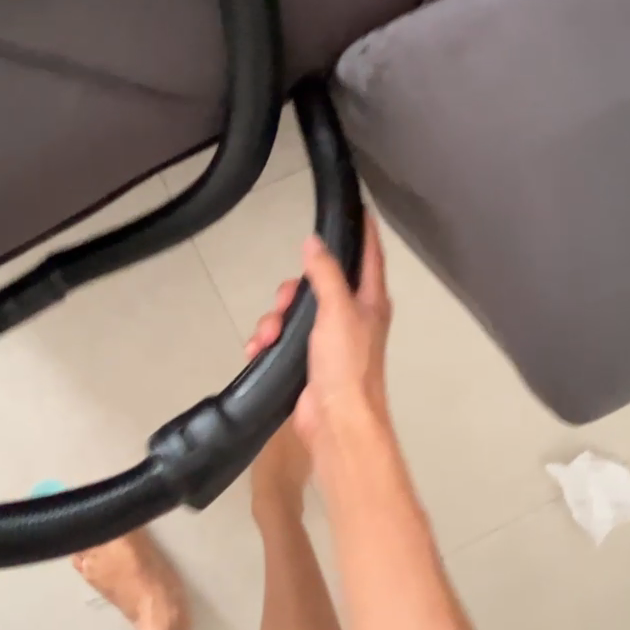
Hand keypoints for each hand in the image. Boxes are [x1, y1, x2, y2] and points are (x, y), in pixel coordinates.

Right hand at [245, 216, 393, 453]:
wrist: (336, 423)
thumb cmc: (347, 364)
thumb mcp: (337, 310)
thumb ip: (326, 273)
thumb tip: (314, 242)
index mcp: (370, 300)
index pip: (370, 254)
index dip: (364, 230)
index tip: (357, 206)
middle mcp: (352, 315)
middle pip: (319, 282)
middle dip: (293, 290)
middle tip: (284, 302)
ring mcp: (329, 339)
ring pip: (295, 311)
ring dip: (274, 320)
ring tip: (266, 338)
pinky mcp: (307, 360)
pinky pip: (282, 338)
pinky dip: (268, 341)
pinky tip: (258, 349)